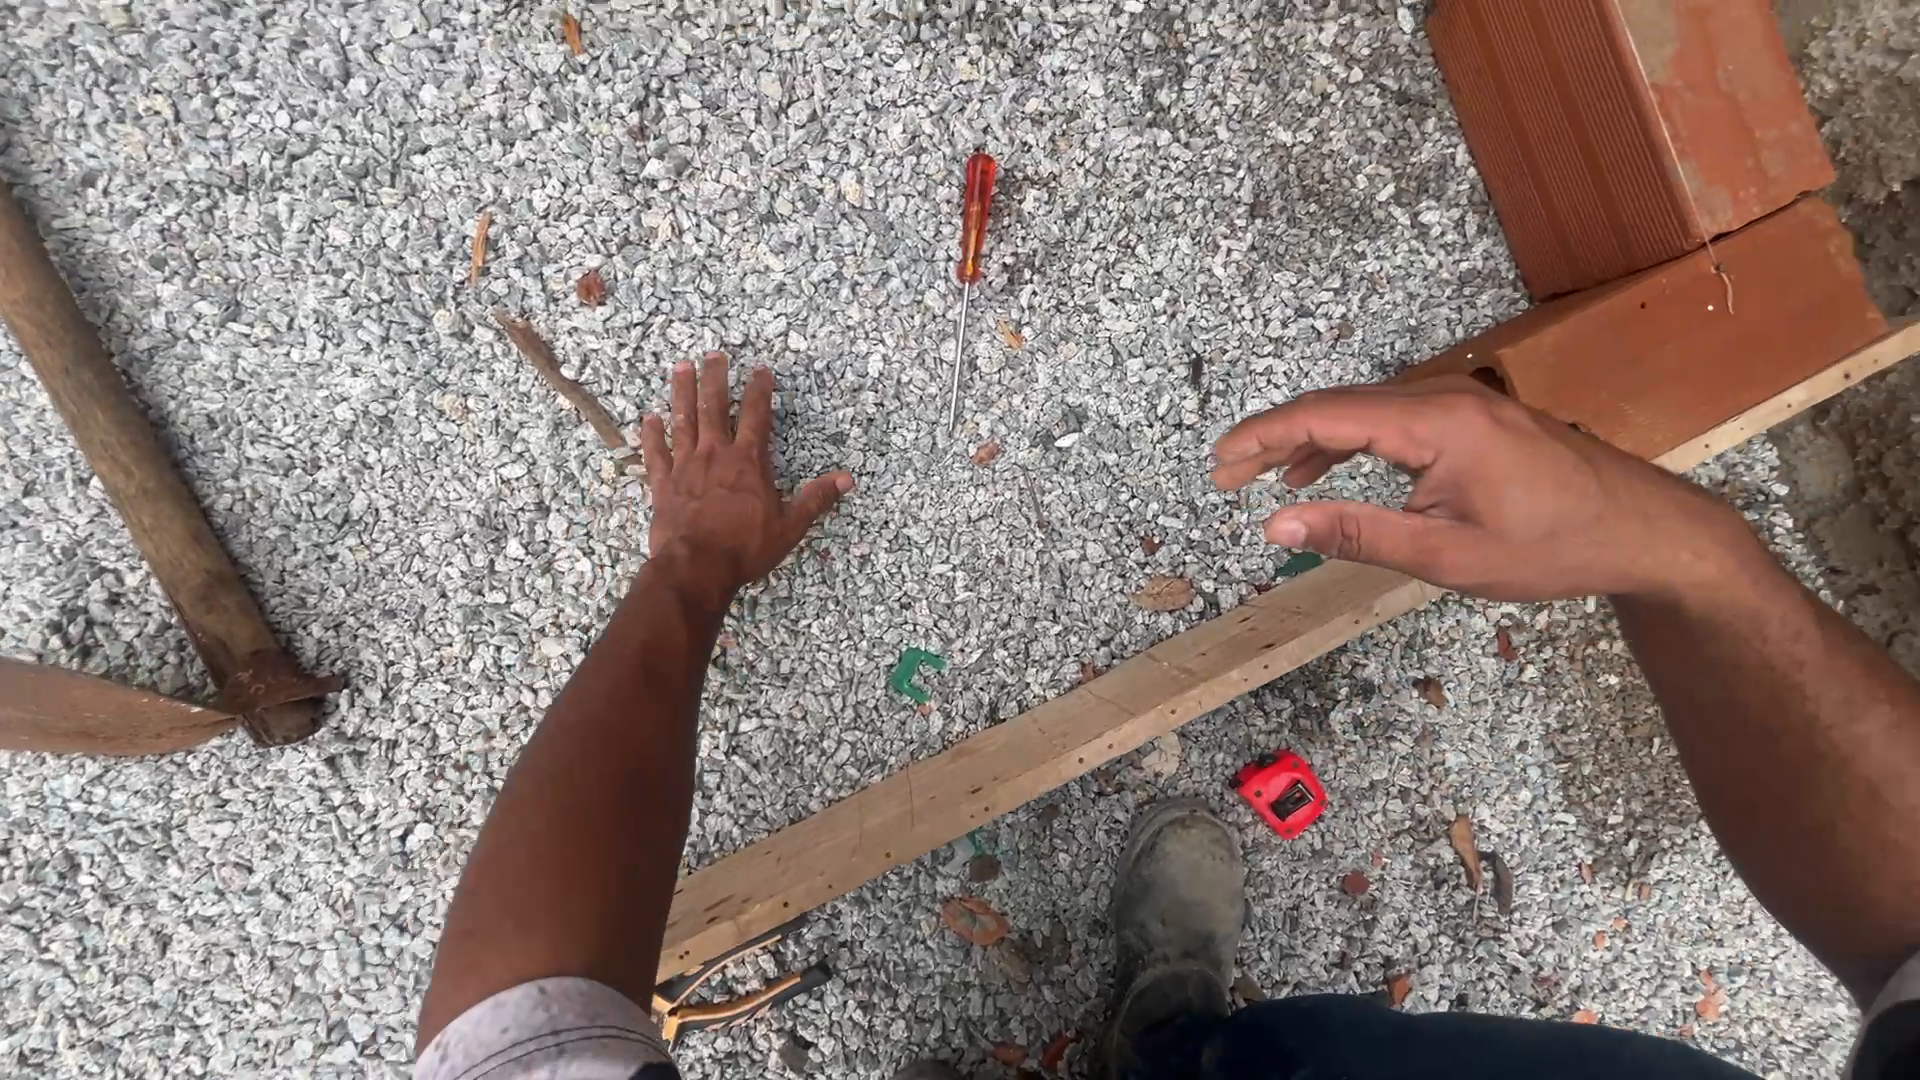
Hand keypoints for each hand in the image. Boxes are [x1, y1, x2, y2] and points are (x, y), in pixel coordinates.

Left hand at [639, 352, 852, 603]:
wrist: (696, 567)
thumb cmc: (745, 547)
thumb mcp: (790, 526)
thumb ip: (816, 499)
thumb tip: (846, 479)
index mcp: (748, 462)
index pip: (757, 416)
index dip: (760, 391)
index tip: (761, 370)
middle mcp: (715, 455)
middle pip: (714, 407)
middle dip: (715, 379)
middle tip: (714, 355)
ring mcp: (685, 467)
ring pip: (683, 420)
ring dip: (682, 392)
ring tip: (681, 367)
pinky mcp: (662, 484)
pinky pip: (655, 453)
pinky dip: (652, 434)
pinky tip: (649, 418)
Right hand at [1210, 376, 1764, 601]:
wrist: (1650, 532)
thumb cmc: (1552, 548)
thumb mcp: (1444, 554)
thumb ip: (1354, 534)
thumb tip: (1274, 527)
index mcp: (1436, 423)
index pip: (1323, 415)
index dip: (1260, 436)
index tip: (1218, 461)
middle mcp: (1442, 397)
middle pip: (1332, 404)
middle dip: (1270, 437)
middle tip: (1223, 474)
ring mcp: (1456, 402)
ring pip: (1355, 409)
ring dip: (1301, 439)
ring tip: (1257, 476)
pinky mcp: (1466, 417)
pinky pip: (1385, 420)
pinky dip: (1341, 443)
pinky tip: (1317, 470)